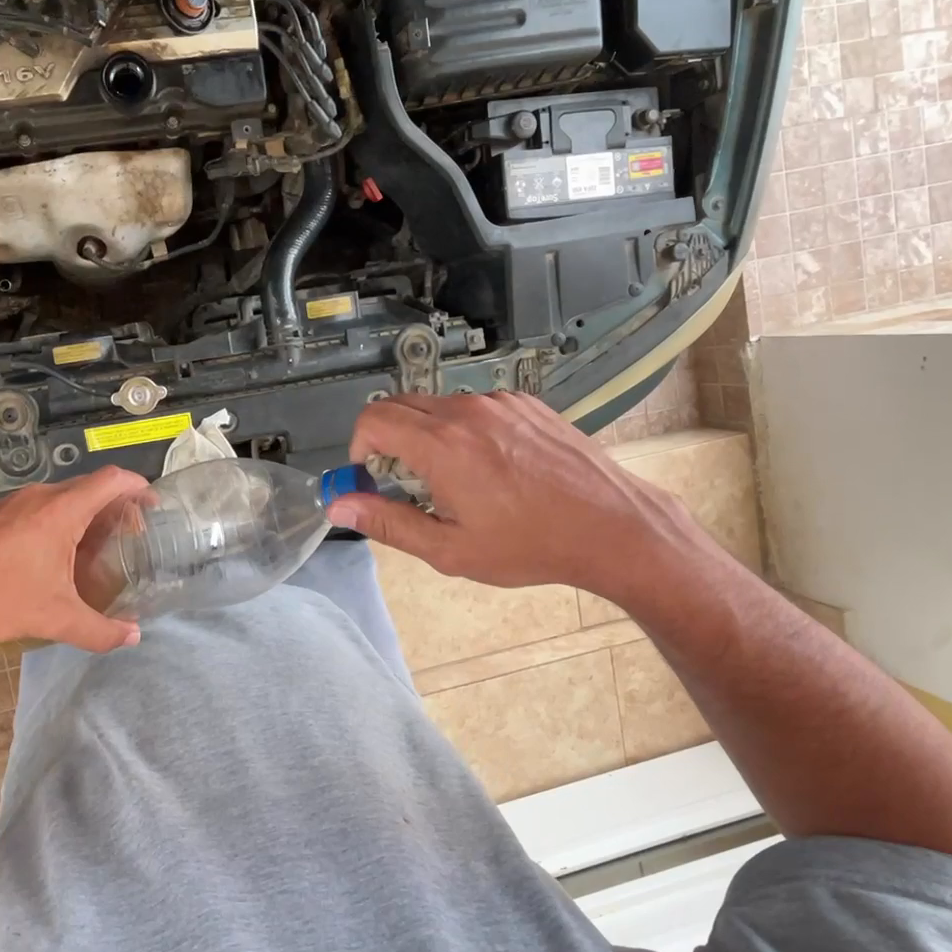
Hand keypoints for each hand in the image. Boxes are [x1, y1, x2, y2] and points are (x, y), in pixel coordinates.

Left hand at [0, 467, 149, 654]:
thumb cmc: (1, 600)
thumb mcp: (58, 619)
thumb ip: (102, 630)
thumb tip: (134, 637)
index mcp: (62, 511)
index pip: (112, 481)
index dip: (138, 487)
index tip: (153, 505)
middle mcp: (39, 498)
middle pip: (89, 488)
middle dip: (115, 507)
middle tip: (128, 536)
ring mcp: (12, 504)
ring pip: (61, 497)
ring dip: (84, 514)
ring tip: (93, 547)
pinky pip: (37, 507)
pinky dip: (57, 520)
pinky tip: (52, 555)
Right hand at [324, 392, 707, 600]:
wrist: (612, 526)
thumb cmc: (528, 545)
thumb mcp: (450, 549)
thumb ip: (388, 522)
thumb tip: (339, 504)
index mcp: (441, 445)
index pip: (373, 418)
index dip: (359, 445)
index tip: (371, 474)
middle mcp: (466, 412)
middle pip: (400, 405)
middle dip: (387, 438)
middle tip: (404, 480)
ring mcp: (500, 402)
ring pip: (439, 406)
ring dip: (427, 434)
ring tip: (455, 479)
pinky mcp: (526, 403)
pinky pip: (476, 408)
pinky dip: (465, 430)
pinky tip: (494, 467)